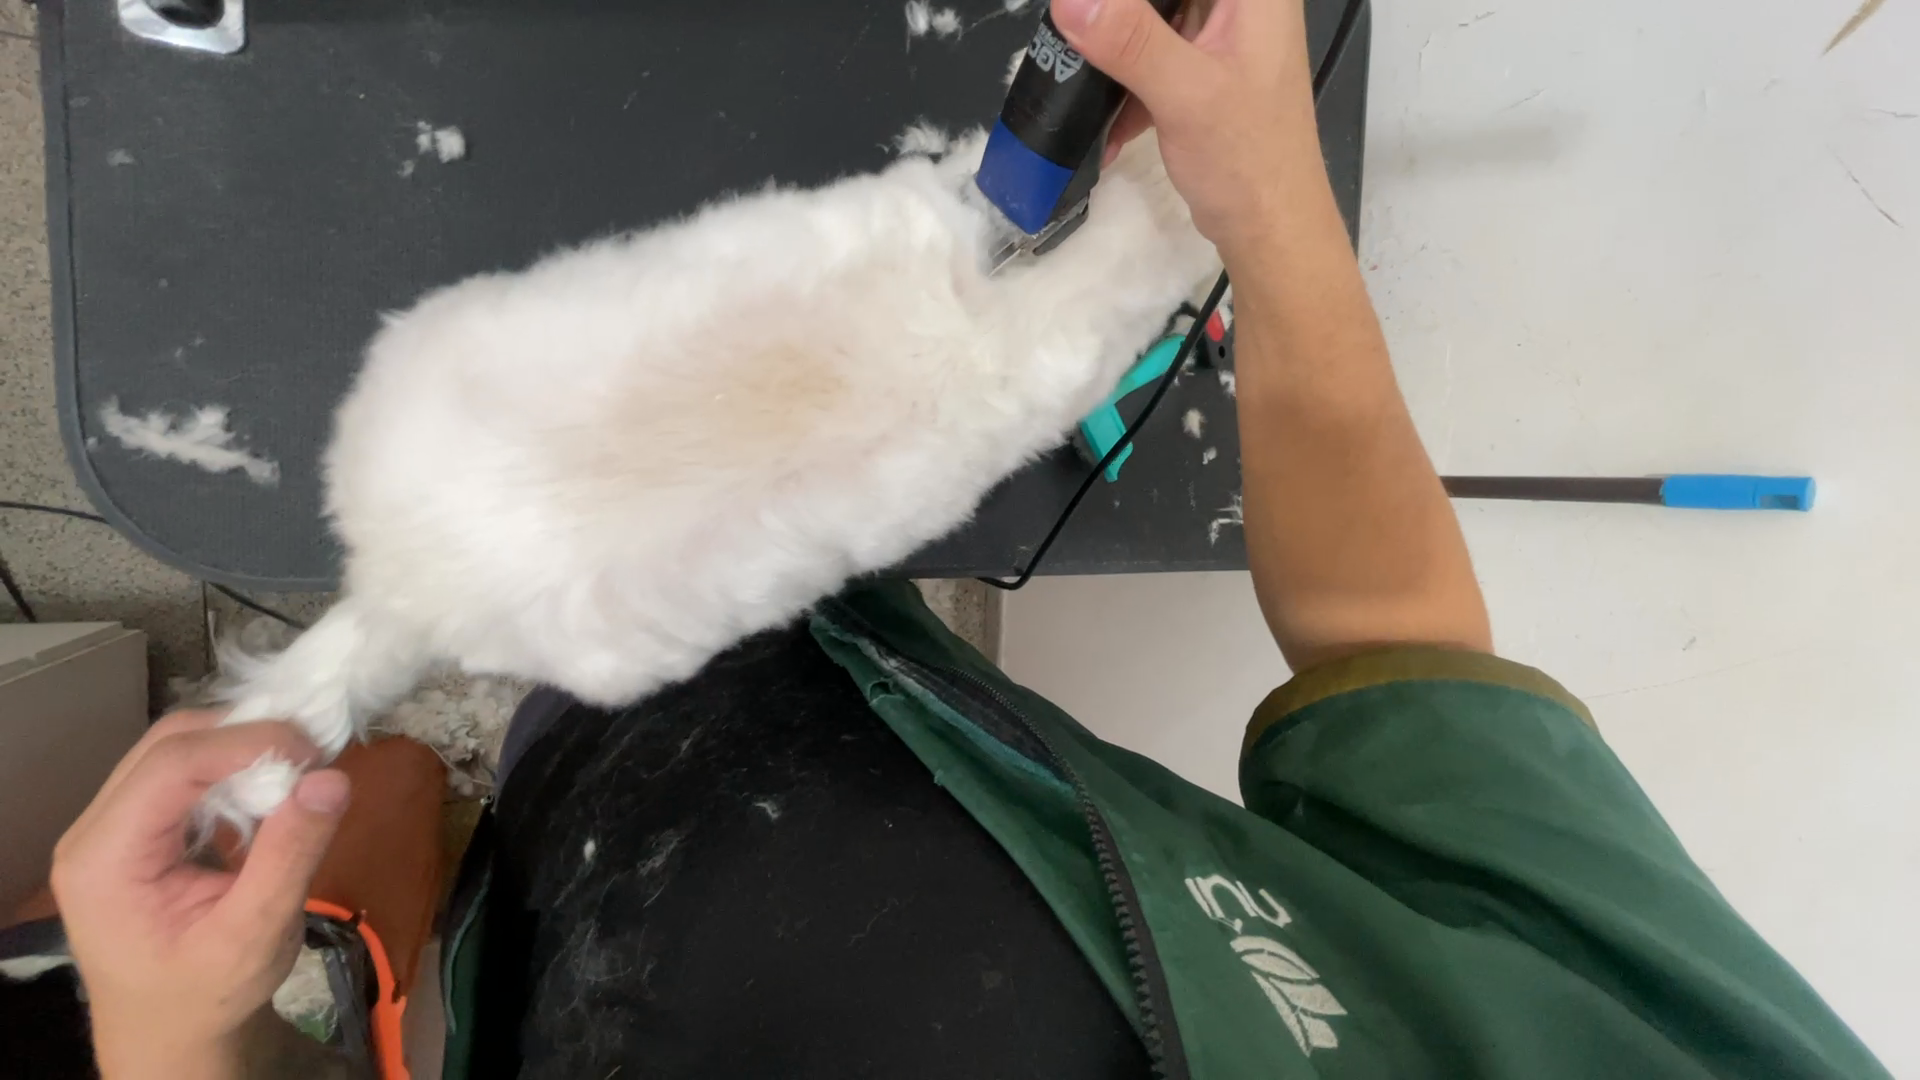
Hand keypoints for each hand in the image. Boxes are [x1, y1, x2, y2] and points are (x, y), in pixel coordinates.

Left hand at [51, 711, 349, 1079]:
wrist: (174, 1027)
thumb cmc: (209, 989)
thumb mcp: (257, 931)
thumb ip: (291, 853)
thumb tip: (332, 777)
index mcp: (107, 859)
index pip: (174, 762)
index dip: (252, 742)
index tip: (319, 760)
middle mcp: (99, 831)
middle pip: (173, 741)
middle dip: (253, 734)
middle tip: (316, 759)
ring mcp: (119, 825)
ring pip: (184, 744)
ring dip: (251, 743)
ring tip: (304, 772)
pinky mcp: (148, 824)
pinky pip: (194, 765)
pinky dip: (246, 760)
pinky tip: (279, 787)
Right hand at [1051, 0, 1321, 257]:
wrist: (1267, 225)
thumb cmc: (1244, 157)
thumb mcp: (1185, 93)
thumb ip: (1129, 42)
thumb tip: (1068, 0)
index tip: (1082, 11)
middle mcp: (1238, 3)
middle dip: (1114, 18)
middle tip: (1073, 37)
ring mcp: (1218, 41)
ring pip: (1152, 24)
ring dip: (1114, 56)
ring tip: (1075, 78)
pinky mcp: (1201, 77)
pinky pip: (1153, 64)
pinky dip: (1127, 92)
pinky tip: (1104, 125)